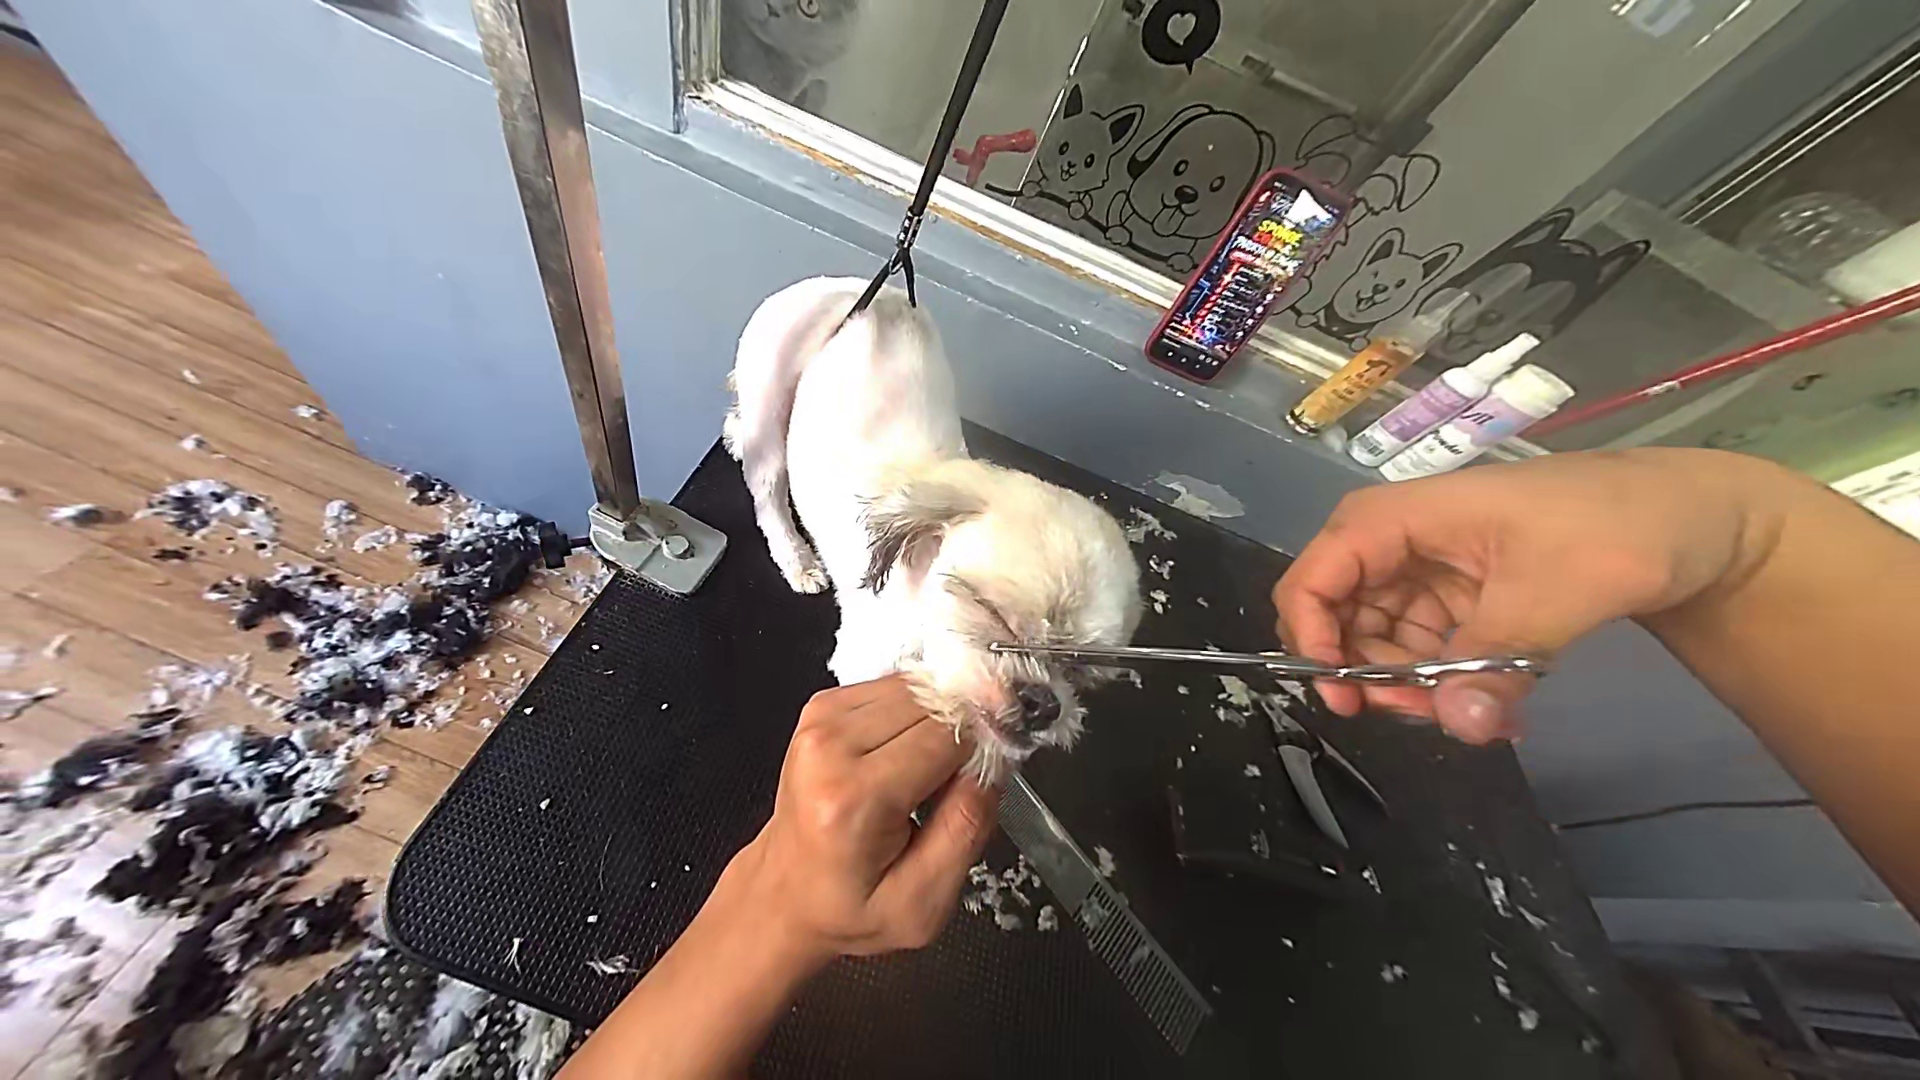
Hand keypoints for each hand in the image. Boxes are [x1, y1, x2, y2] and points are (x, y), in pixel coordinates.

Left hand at [719, 676, 998, 966]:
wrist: (785, 891)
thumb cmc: (852, 905)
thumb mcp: (924, 902)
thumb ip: (967, 827)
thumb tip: (995, 756)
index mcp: (853, 798)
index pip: (945, 735)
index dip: (982, 743)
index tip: (994, 764)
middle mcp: (829, 745)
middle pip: (931, 703)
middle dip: (960, 729)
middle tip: (959, 776)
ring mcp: (821, 719)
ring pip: (916, 687)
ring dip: (937, 718)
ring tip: (927, 768)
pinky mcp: (822, 704)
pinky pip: (894, 685)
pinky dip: (913, 710)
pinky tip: (905, 748)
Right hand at [1271, 449, 1787, 742]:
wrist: (1689, 517)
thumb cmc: (1614, 524)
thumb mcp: (1558, 589)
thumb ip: (1499, 660)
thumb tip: (1460, 727)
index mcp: (1384, 522)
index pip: (1310, 582)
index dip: (1311, 641)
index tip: (1346, 697)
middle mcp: (1377, 546)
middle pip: (1328, 617)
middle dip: (1358, 671)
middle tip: (1414, 713)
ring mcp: (1402, 573)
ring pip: (1362, 640)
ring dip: (1395, 682)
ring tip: (1459, 711)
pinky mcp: (1431, 598)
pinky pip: (1402, 647)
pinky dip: (1428, 680)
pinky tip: (1473, 699)